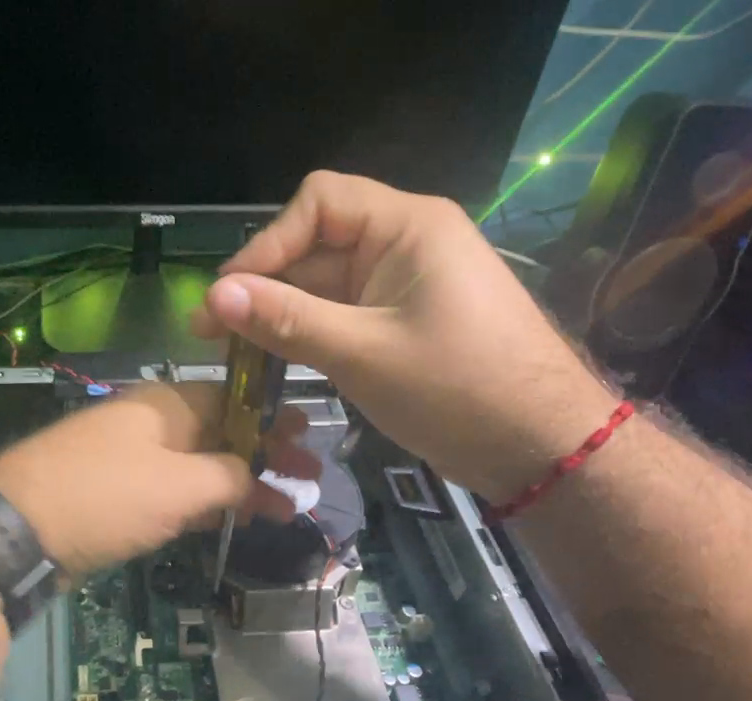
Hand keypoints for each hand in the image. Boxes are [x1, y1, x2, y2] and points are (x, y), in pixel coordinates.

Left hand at [0, 381, 317, 577]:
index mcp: (167, 403)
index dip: (273, 419)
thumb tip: (258, 476)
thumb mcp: (180, 485)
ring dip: (238, 485)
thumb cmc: (106, 496)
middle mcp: (150, 423)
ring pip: (197, 466)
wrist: (17, 530)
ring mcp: (129, 459)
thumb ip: (229, 476)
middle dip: (264, 457)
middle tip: (307, 480)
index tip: (308, 438)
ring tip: (281, 510)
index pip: (234, 398)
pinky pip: (172, 492)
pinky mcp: (114, 495)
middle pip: (219, 433)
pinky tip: (228, 521)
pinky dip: (203, 503)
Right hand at [190, 170, 618, 499]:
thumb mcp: (361, 354)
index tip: (226, 296)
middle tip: (212, 333)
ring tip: (235, 352)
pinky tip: (277, 360)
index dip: (266, 244)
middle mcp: (407, 243)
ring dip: (283, 314)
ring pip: (328, 286)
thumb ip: (286, 321)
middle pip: (318, 245)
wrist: (539, 446)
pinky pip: (347, 315)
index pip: (318, 203)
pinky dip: (311, 334)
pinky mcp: (407, 323)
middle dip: (265, 284)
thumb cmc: (456, 390)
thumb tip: (213, 295)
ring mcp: (408, 286)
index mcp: (408, 226)